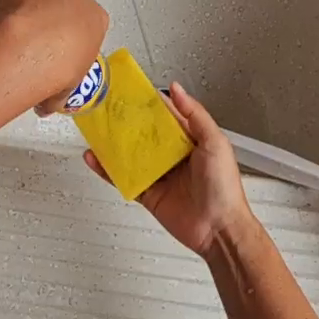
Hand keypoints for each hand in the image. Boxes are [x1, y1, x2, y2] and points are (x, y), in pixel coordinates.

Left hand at [0, 0, 107, 112]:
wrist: (38, 46)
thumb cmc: (59, 69)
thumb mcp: (65, 88)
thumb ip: (57, 94)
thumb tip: (44, 108)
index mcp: (96, 19)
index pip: (84, 19)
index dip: (66, 28)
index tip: (50, 40)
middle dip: (49, 10)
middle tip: (29, 30)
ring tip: (11, 18)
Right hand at [84, 82, 258, 257]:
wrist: (218, 229)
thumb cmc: (223, 187)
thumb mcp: (215, 142)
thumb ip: (195, 114)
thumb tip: (177, 89)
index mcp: (190, 139)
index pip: (166, 115)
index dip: (151, 103)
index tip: (133, 90)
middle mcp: (173, 155)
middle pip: (144, 133)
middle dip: (127, 121)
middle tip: (108, 107)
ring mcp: (158, 174)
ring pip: (130, 154)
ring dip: (114, 143)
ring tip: (96, 129)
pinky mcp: (147, 192)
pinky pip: (123, 178)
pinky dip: (107, 170)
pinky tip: (95, 159)